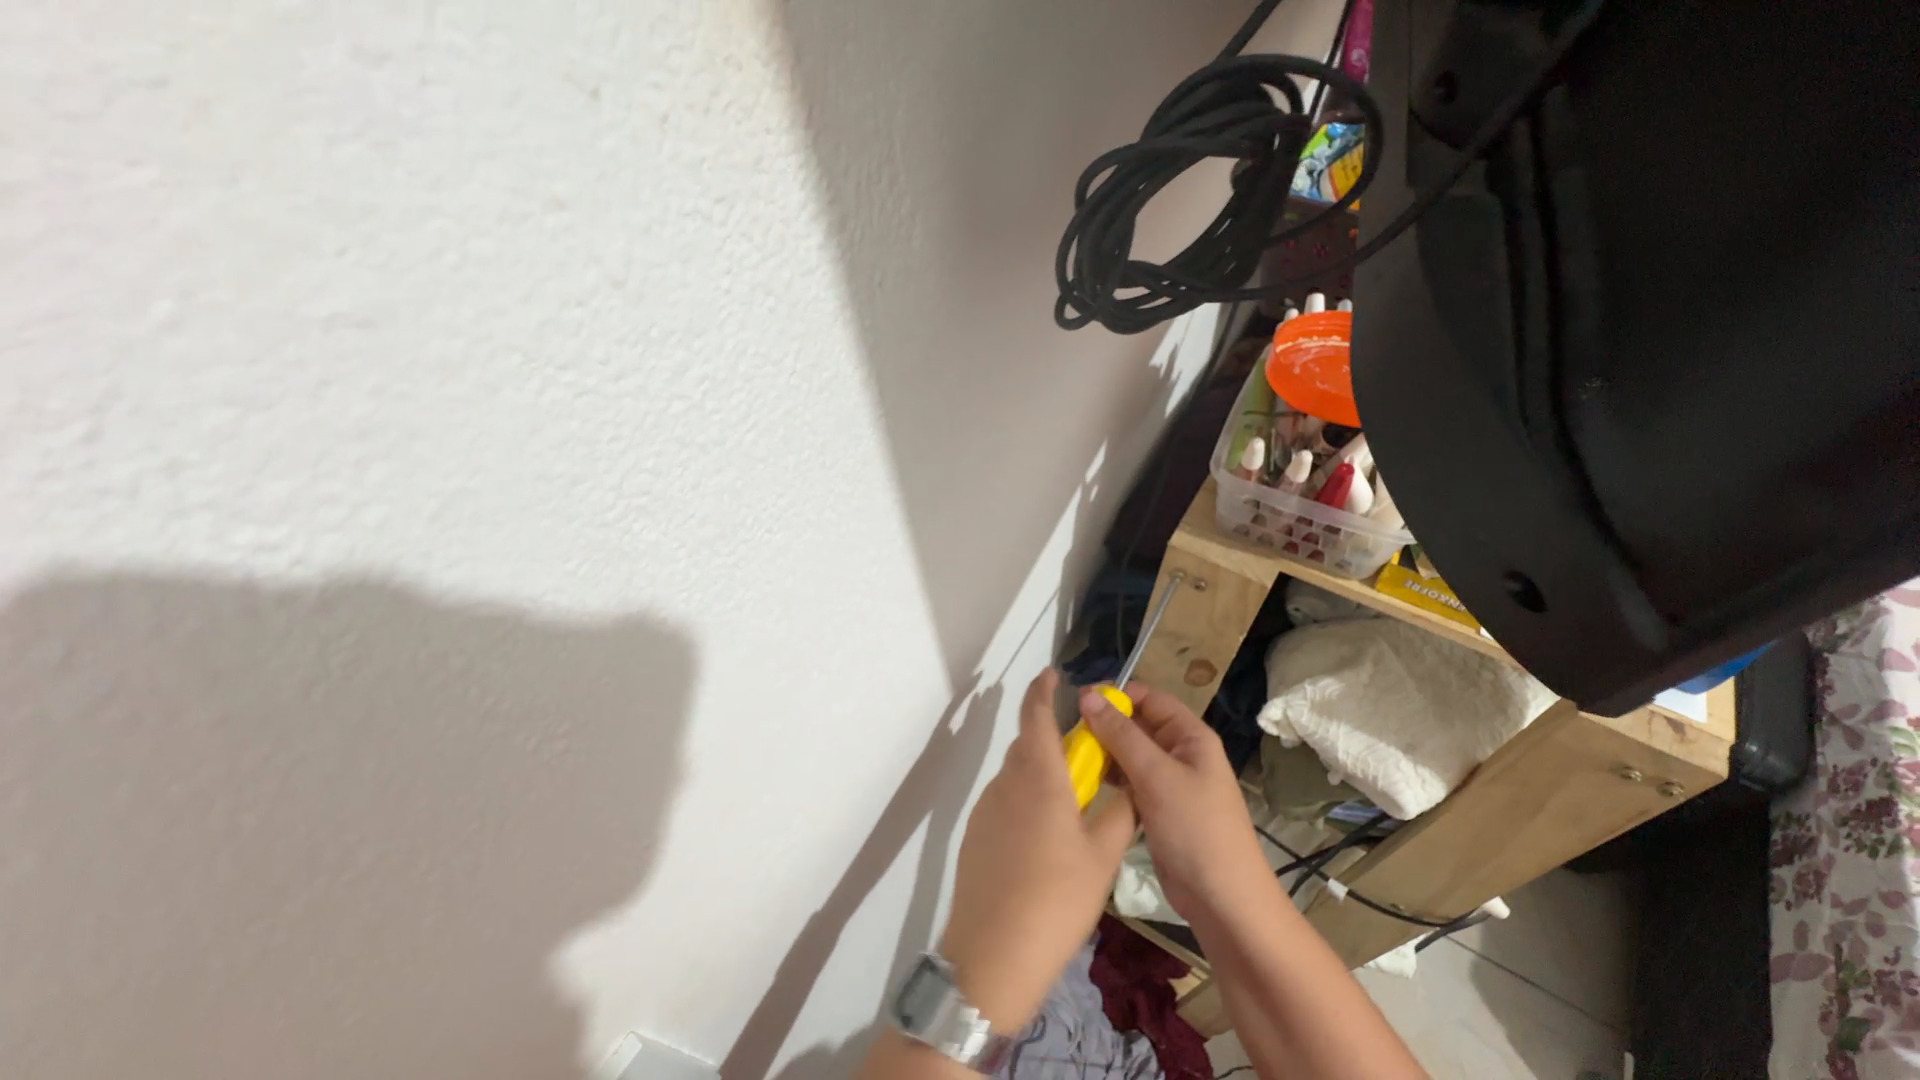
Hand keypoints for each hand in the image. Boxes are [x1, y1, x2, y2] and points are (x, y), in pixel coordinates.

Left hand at [940, 670, 1137, 1030]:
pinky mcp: (975, 836)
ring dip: (1041, 775)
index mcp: (1038, 777)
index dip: (1042, 688)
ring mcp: (985, 810)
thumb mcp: (1104, 854)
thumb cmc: (1057, 897)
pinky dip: (1026, 803)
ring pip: (1016, 776)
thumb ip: (1122, 810)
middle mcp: (1006, 783)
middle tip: (1088, 764)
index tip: (1054, 674)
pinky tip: (1044, 843)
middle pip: (1028, 745)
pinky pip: (1004, 803)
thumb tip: (1130, 784)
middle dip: (1054, 741)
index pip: (1035, 714)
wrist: (994, 953)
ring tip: (1073, 812)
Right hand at [1079, 684, 1271, 926]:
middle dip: (1105, 724)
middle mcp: (1181, 753)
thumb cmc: (1195, 828)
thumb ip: (1121, 735)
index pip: (1150, 698)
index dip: (1116, 694)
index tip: (1077, 699)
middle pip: (1138, 725)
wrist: (1222, 898)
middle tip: (1065, 731)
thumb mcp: (1156, 776)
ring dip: (1104, 752)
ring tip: (1069, 754)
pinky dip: (1109, 779)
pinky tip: (1084, 782)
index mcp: (1191, 736)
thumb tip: (1088, 696)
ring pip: (1130, 754)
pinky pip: (1130, 782)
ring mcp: (1169, 783)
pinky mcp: (1158, 809)